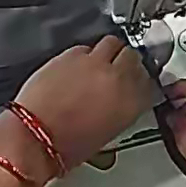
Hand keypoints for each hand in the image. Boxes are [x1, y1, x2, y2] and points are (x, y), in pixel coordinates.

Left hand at [10, 35, 155, 170]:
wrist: (37, 135)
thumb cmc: (67, 144)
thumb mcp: (107, 133)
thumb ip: (121, 109)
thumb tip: (119, 101)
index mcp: (131, 102)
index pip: (148, 80)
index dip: (139, 78)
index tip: (134, 80)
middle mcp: (117, 78)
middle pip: (132, 55)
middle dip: (125, 60)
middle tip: (116, 68)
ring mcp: (94, 63)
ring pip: (112, 43)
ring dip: (108, 51)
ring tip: (97, 63)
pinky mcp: (71, 54)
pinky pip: (84, 47)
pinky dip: (83, 55)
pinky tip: (75, 67)